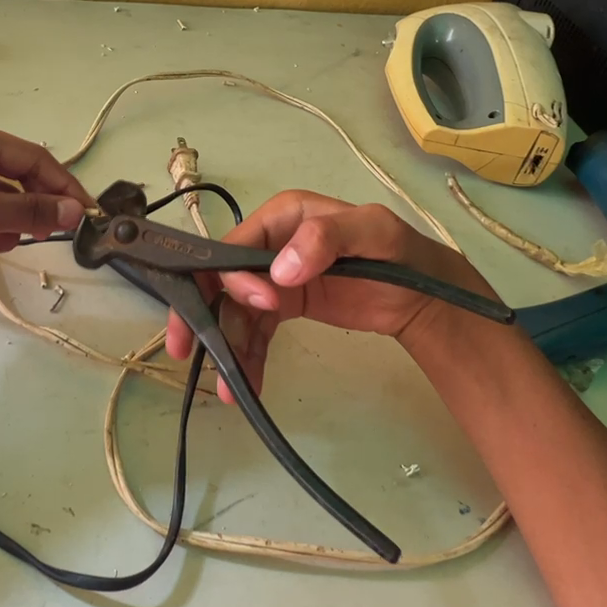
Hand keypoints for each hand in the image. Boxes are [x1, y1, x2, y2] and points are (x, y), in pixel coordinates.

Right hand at [164, 190, 497, 401]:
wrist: (421, 294)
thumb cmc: (398, 253)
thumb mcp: (373, 232)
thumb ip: (327, 239)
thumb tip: (280, 271)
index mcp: (282, 218)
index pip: (239, 246)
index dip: (234, 275)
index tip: (259, 304)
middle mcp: (269, 245)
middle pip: (222, 279)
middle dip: (203, 314)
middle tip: (185, 349)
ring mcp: (273, 277)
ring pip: (235, 311)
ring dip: (227, 347)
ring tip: (228, 389)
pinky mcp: (283, 305)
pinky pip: (255, 331)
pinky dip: (248, 356)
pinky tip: (249, 384)